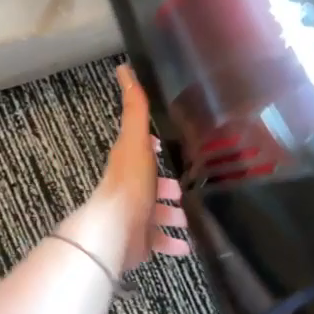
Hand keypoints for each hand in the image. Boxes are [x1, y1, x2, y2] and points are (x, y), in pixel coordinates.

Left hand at [60, 66, 192, 275]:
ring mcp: (136, 215)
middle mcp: (131, 187)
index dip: (154, 146)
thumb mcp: (135, 139)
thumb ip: (134, 108)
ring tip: (197, 215)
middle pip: (153, 183)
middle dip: (172, 184)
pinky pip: (160, 241)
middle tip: (194, 185)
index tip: (172, 144)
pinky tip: (188, 244)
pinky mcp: (140, 240)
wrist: (117, 230)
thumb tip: (124, 69)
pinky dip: (173, 242)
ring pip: (158, 213)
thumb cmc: (129, 182)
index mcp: (129, 163)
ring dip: (175, 214)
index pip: (143, 150)